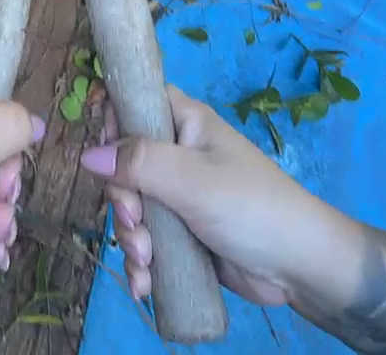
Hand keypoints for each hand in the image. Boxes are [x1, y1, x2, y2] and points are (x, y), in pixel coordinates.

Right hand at [80, 86, 358, 306]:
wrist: (299, 268)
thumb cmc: (250, 206)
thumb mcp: (193, 180)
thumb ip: (139, 163)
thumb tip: (86, 155)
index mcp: (184, 122)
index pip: (134, 102)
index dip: (113, 122)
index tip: (104, 155)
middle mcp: (176, 153)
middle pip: (124, 162)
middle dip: (122, 199)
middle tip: (136, 223)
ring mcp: (178, 194)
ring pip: (132, 204)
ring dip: (130, 235)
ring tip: (147, 261)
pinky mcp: (181, 231)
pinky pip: (146, 237)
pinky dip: (140, 260)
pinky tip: (144, 283)